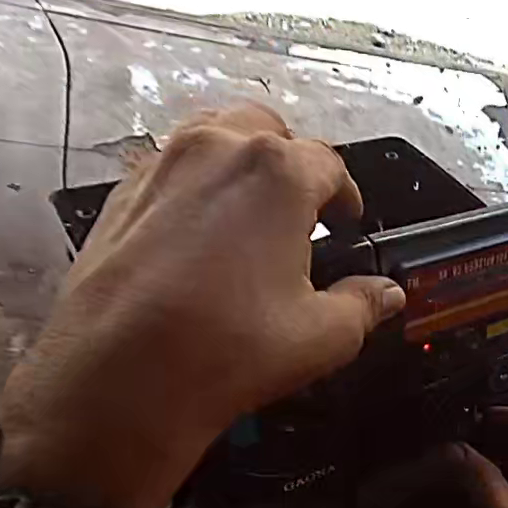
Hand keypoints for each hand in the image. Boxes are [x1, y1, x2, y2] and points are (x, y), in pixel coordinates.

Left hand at [0, 102, 405, 507]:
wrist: (123, 376)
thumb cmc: (231, 348)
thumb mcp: (326, 334)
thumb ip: (365, 304)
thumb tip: (385, 294)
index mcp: (277, 174)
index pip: (330, 164)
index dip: (348, 196)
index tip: (350, 223)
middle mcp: (216, 152)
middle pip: (268, 130)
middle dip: (294, 164)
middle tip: (307, 213)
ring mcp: (161, 167)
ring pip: (214, 138)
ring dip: (245, 166)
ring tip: (257, 217)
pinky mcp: (121, 195)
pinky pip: (173, 169)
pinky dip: (200, 187)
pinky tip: (207, 239)